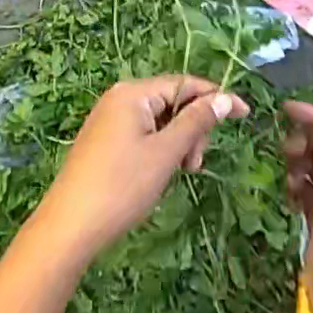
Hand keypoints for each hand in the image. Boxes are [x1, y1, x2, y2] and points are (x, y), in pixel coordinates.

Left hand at [40, 76, 241, 257]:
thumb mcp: (166, 152)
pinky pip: (143, 134)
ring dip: (179, 142)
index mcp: (133, 93)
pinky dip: (161, 149)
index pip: (185, 84)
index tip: (244, 115)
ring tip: (180, 173)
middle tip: (194, 164)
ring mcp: (109, 121)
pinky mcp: (104, 142)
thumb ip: (197, 121)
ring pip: (160, 121)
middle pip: (173, 101)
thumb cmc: (121, 186)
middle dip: (193, 128)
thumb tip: (224, 97)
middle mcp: (119, 99)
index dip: (217, 98)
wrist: (67, 229)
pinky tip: (161, 172)